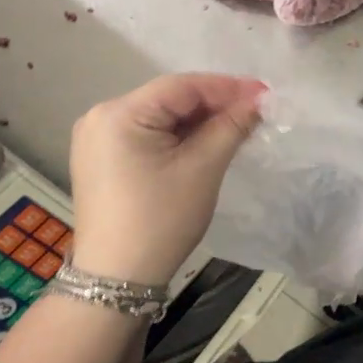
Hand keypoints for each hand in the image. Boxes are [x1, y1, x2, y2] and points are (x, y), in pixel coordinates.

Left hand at [69, 73, 264, 286]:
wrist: (118, 276)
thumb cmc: (162, 218)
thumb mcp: (203, 168)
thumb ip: (232, 126)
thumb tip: (258, 100)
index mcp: (118, 114)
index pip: (182, 86)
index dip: (227, 87)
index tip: (265, 94)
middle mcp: (100, 117)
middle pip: (169, 99)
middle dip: (215, 104)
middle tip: (256, 112)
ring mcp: (97, 140)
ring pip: (161, 118)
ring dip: (200, 121)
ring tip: (238, 128)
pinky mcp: (102, 160)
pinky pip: (149, 135)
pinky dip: (180, 137)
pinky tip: (206, 145)